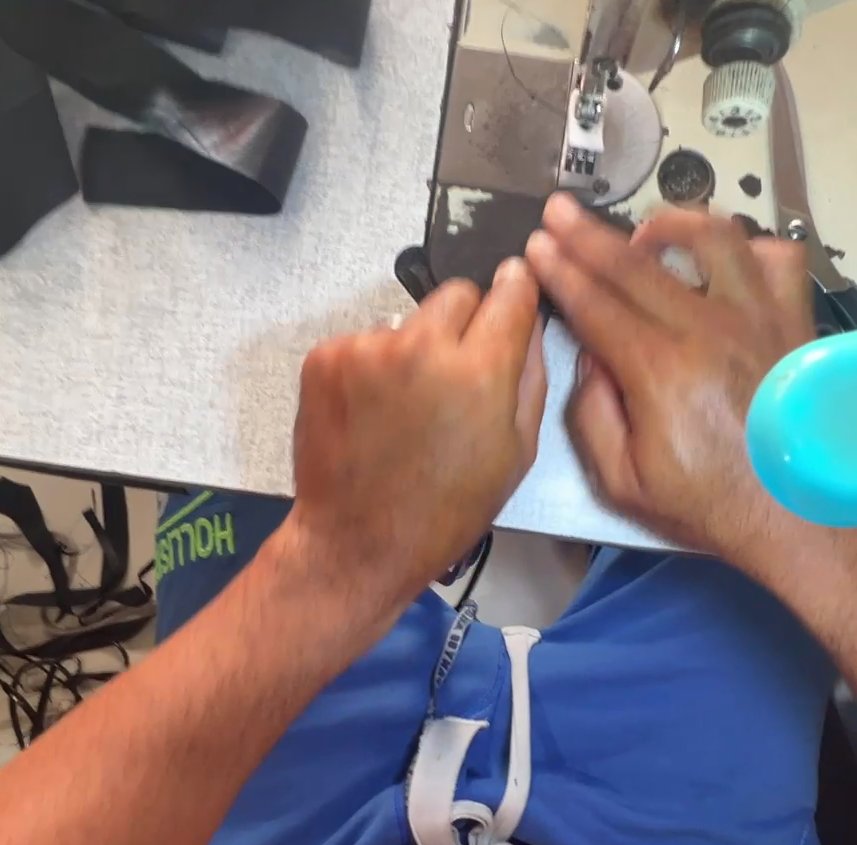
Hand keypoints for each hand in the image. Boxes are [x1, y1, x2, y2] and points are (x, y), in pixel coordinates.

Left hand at [285, 258, 545, 611]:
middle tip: (456, 374)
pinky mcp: (325, 358)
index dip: (515, 292)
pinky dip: (373, 367)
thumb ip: (531, 377)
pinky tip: (374, 412)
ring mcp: (366, 349)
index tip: (513, 292)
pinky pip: (366, 342)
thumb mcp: (516, 454)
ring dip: (415, 350)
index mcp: (478, 372)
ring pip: (409, 321)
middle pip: (456, 294)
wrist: (360, 542)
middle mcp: (421, 347)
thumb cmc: (445, 510)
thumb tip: (530, 322)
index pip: (509, 291)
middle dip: (466, 322)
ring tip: (406, 409)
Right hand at [524, 193, 813, 565]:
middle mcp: (708, 328)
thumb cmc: (707, 505)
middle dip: (588, 235)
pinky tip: (724, 260)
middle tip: (559, 210)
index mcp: (659, 371)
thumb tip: (592, 356)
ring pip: (711, 238)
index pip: (596, 304)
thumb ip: (592, 415)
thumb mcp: (622, 482)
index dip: (560, 271)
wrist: (797, 517)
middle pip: (636, 264)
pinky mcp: (794, 321)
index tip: (538, 246)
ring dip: (667, 223)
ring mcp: (758, 317)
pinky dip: (747, 247)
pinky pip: (776, 258)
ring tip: (642, 229)